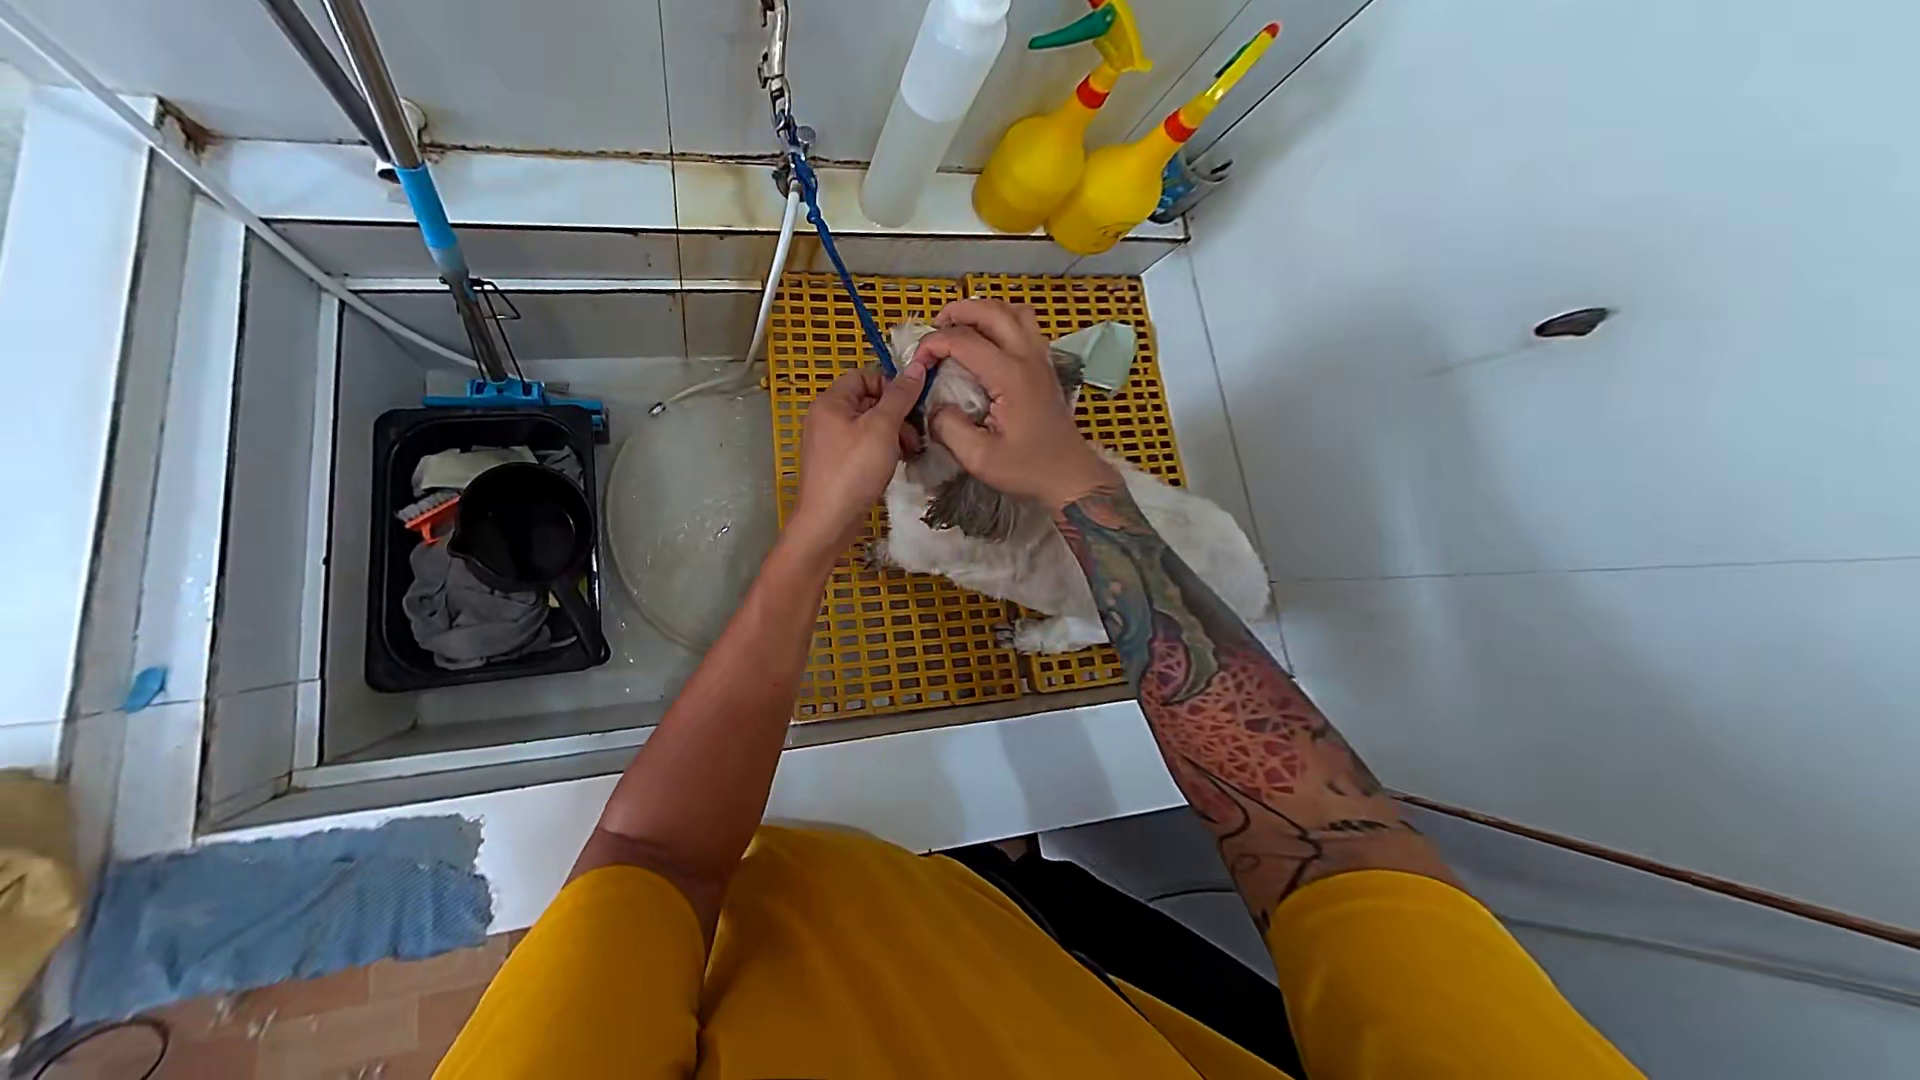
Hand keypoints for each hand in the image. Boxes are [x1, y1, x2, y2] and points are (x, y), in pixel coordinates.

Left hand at [788, 357, 930, 557]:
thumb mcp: (882, 428)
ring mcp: (830, 442)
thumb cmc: (852, 472)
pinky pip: (863, 446)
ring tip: (908, 451)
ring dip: (892, 434)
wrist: (829, 520)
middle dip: (896, 414)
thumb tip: (916, 369)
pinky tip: (894, 464)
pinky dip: (881, 450)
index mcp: (831, 402)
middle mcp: (826, 418)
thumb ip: (900, 397)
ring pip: (868, 426)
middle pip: (867, 401)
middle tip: (914, 433)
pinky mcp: (837, 464)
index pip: (863, 375)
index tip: (910, 404)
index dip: (890, 385)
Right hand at [915, 298, 1119, 509]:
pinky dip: (1002, 321)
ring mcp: (1041, 359)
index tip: (918, 365)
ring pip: (1013, 311)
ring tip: (961, 328)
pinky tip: (988, 341)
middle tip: (934, 330)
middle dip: (956, 312)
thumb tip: (933, 408)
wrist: (1070, 476)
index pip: (963, 340)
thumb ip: (948, 428)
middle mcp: (1028, 358)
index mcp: (1010, 376)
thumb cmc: (1028, 469)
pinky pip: (1025, 325)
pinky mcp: (1045, 366)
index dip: (933, 345)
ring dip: (983, 311)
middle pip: (991, 310)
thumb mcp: (978, 458)